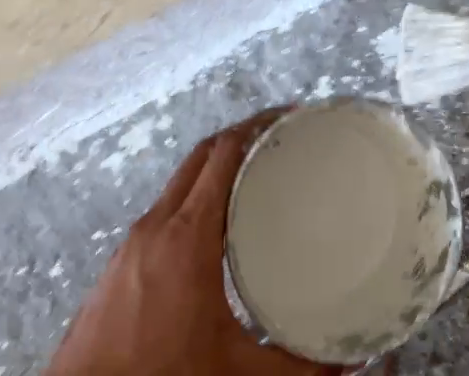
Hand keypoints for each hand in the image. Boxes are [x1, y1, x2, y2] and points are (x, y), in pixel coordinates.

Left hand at [46, 113, 338, 375]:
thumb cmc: (162, 374)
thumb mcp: (238, 371)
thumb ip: (298, 365)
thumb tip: (350, 363)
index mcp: (188, 234)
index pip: (223, 152)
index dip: (257, 126)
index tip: (290, 117)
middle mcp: (156, 225)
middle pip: (201, 157)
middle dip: (241, 138)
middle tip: (281, 140)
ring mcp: (131, 243)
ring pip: (180, 183)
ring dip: (216, 169)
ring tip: (256, 178)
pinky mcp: (118, 264)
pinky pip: (164, 210)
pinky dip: (194, 199)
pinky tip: (216, 227)